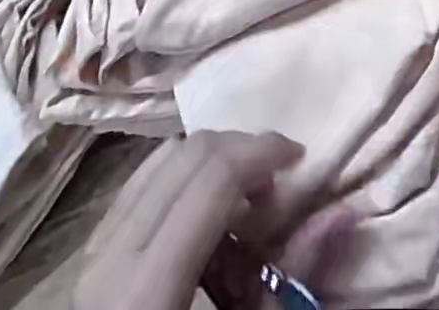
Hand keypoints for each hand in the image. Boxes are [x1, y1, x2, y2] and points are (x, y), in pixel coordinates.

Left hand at [73, 130, 353, 309]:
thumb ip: (295, 274)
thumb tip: (345, 214)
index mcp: (147, 285)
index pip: (212, 178)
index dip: (262, 154)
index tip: (300, 156)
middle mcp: (113, 251)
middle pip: (189, 155)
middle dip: (242, 154)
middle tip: (276, 188)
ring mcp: (96, 244)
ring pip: (164, 157)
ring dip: (213, 163)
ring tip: (243, 202)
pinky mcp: (93, 245)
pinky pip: (144, 180)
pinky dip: (184, 179)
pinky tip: (207, 214)